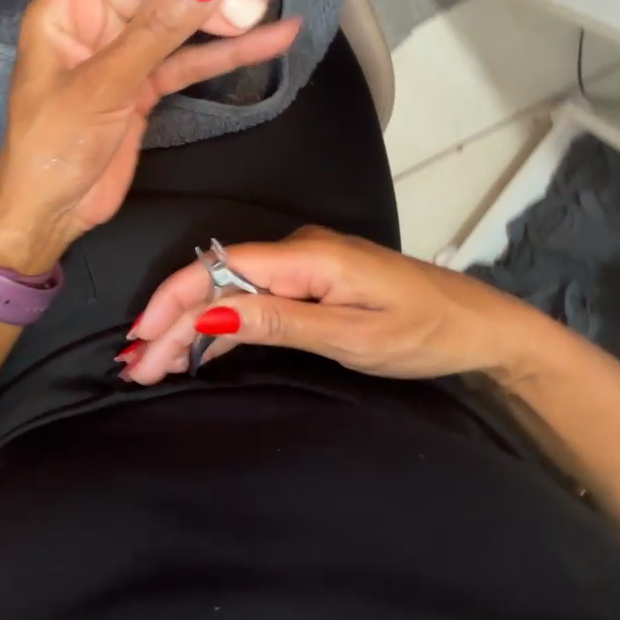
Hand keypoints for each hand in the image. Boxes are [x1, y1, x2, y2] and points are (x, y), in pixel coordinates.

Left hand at [0, 0, 300, 273]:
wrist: (50, 214)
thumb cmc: (54, 144)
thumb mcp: (105, 82)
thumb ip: (158, 29)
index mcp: (65, 7)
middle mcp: (94, 21)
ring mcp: (122, 54)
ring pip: (178, 20)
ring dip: (224, 7)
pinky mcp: (144, 85)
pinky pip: (188, 60)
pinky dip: (226, 52)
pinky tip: (275, 37)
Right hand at [123, 227, 557, 384]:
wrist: (485, 331)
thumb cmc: (429, 334)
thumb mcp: (353, 336)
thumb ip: (277, 322)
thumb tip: (209, 317)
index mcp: (305, 256)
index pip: (217, 269)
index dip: (172, 302)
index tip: (141, 339)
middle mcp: (293, 252)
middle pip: (212, 283)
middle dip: (169, 324)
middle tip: (135, 367)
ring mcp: (297, 268)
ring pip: (224, 296)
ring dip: (186, 330)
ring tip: (149, 366)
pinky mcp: (304, 285)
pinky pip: (247, 303)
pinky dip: (216, 331)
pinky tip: (189, 353)